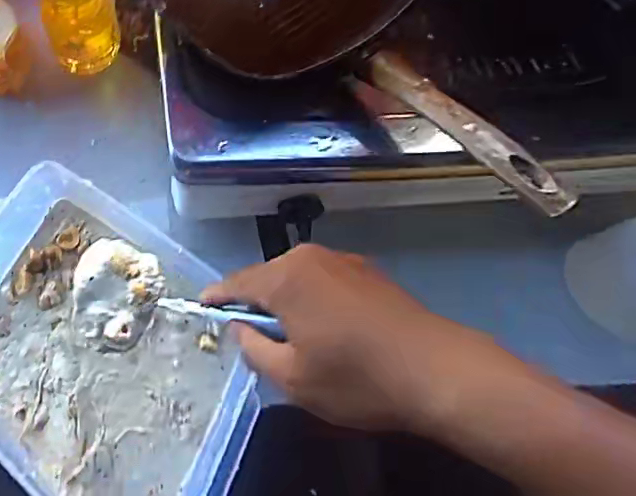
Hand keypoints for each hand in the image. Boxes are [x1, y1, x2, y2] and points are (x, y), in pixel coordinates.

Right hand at [203, 245, 508, 432]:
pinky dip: (313, 296)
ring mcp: (342, 258)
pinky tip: (326, 325)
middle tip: (249, 332)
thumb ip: (256, 350)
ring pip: (298, 276)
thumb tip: (242, 328)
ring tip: (289, 332)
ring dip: (287, 298)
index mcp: (286, 278)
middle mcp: (310, 257)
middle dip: (256, 300)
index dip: (219, 296)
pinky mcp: (366, 269)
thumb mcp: (294, 378)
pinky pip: (324, 279)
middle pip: (269, 276)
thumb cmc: (355, 376)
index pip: (239, 282)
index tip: (203, 305)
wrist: (431, 365)